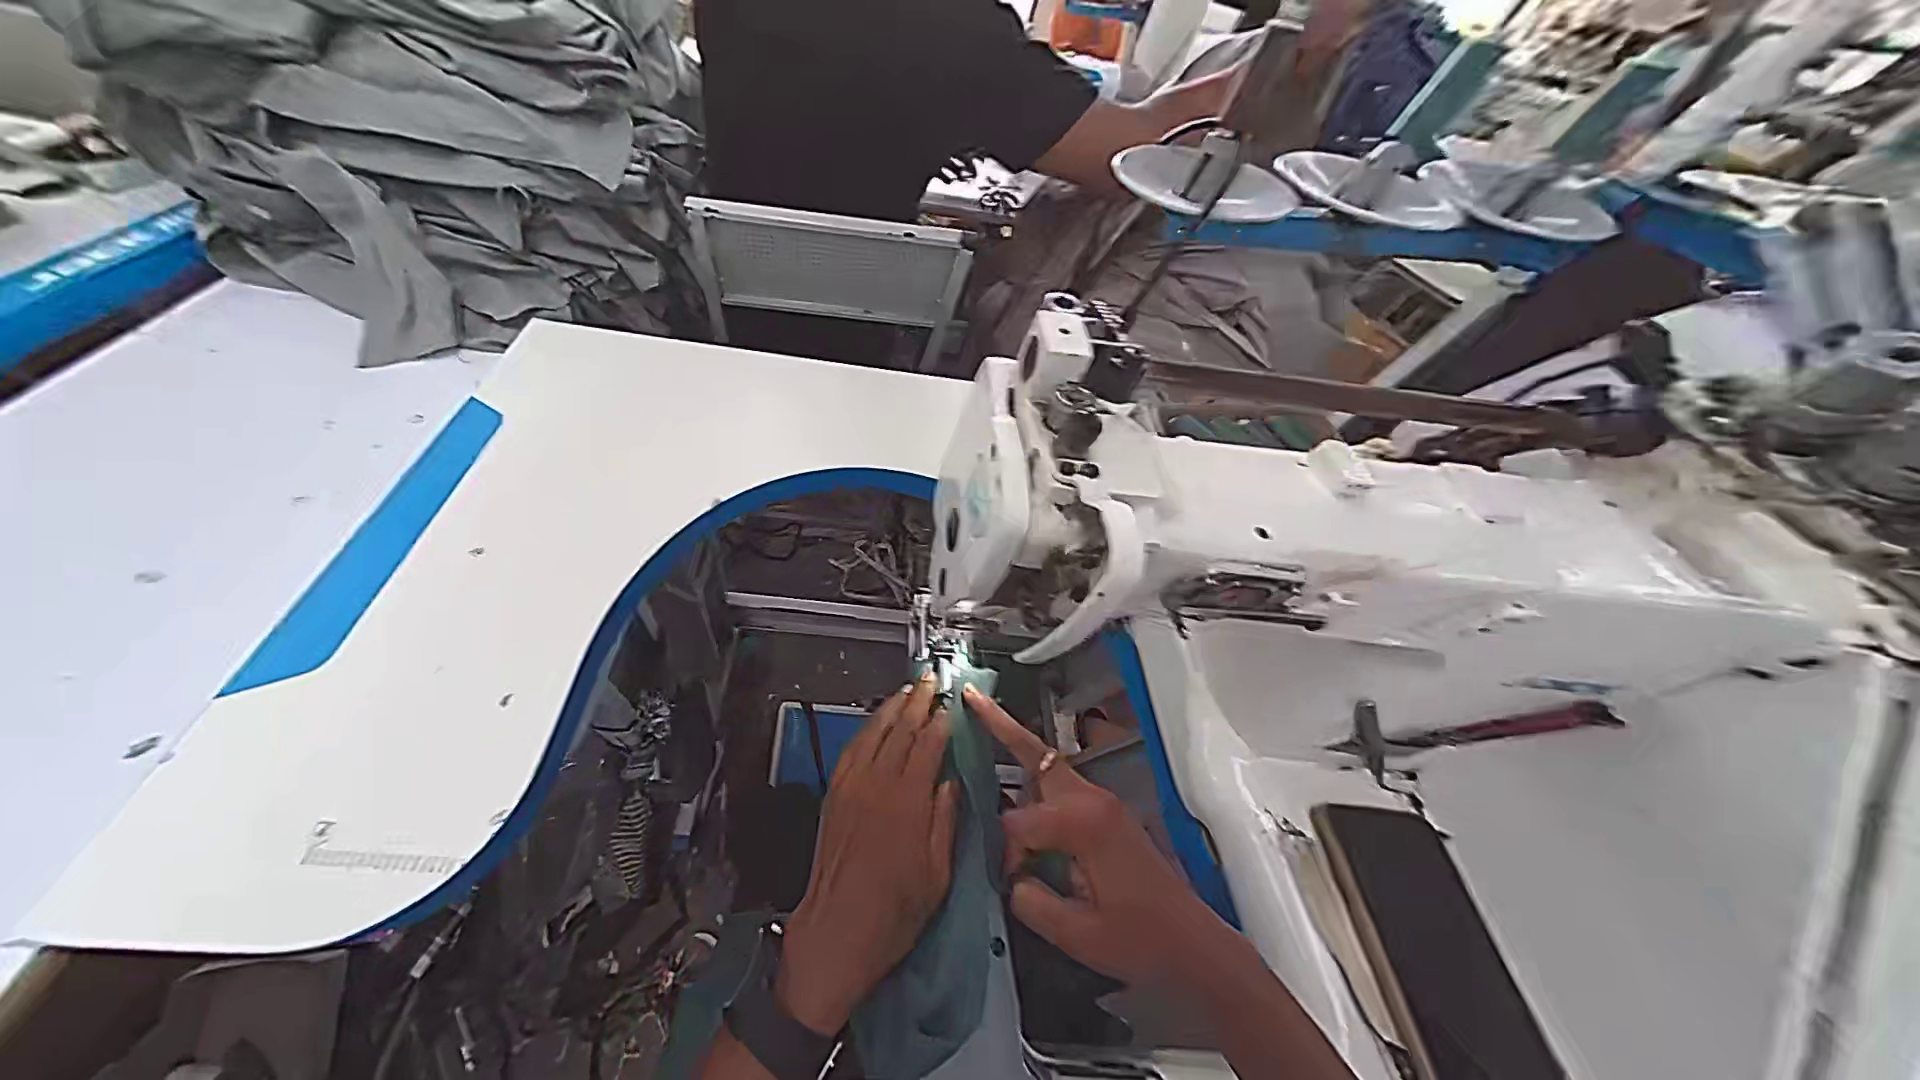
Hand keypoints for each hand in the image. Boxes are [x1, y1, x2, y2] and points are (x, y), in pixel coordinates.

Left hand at [778, 677, 958, 1034]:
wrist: (836, 932)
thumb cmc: (894, 911)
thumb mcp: (938, 872)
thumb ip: (946, 820)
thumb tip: (951, 782)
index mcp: (907, 801)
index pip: (928, 745)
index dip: (942, 722)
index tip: (953, 707)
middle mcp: (877, 785)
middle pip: (900, 729)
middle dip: (918, 701)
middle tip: (931, 680)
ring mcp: (852, 787)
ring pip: (874, 732)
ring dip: (892, 707)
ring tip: (907, 689)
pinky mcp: (834, 795)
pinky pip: (852, 750)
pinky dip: (867, 729)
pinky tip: (875, 722)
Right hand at [964, 685, 1224, 986]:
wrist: (1191, 943)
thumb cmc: (1139, 939)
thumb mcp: (1077, 933)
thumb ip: (1029, 900)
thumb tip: (1009, 877)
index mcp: (1082, 823)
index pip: (1018, 823)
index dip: (1004, 852)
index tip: (1008, 881)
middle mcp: (1091, 800)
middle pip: (1036, 753)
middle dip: (1000, 724)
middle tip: (971, 696)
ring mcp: (1100, 801)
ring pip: (1046, 767)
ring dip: (1014, 749)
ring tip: (983, 723)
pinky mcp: (1104, 812)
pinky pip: (1059, 786)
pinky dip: (1032, 778)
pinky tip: (1014, 784)